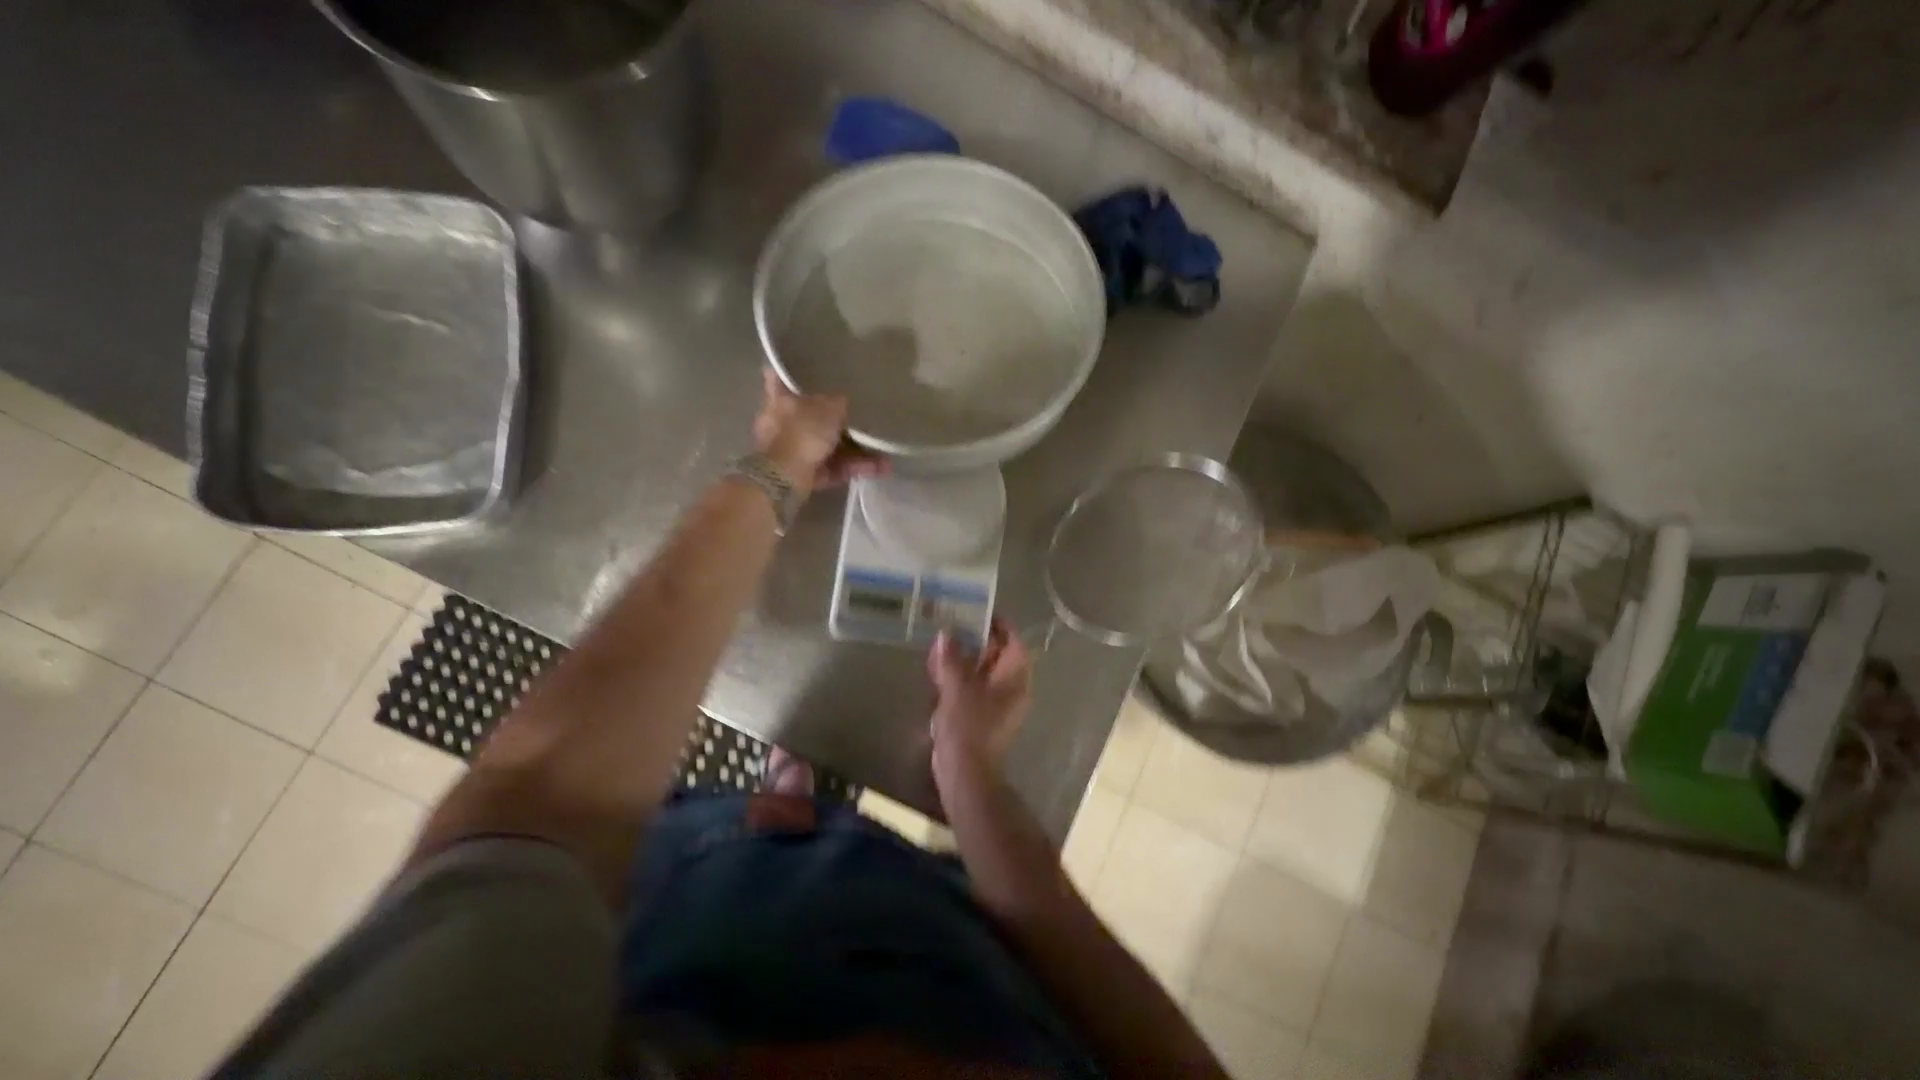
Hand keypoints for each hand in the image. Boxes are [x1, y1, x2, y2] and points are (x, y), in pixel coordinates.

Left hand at [754, 369, 886, 494]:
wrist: (786, 478)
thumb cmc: (803, 432)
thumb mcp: (828, 408)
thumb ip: (838, 401)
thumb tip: (842, 400)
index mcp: (779, 400)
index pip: (777, 377)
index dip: (788, 371)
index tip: (802, 366)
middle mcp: (781, 424)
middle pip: (810, 416)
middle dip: (837, 420)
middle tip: (861, 415)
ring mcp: (792, 451)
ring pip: (826, 446)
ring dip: (855, 450)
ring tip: (884, 453)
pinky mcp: (804, 476)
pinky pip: (831, 467)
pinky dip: (852, 467)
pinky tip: (879, 468)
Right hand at [927, 619, 1031, 789]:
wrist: (964, 772)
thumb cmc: (968, 726)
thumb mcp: (957, 687)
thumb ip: (952, 658)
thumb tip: (947, 633)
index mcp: (1015, 680)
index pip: (1014, 643)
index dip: (998, 625)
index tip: (978, 612)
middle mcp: (1010, 690)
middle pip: (997, 657)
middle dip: (976, 641)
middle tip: (952, 625)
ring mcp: (995, 705)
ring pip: (982, 673)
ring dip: (963, 659)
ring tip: (940, 645)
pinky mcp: (979, 718)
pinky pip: (971, 690)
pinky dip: (957, 679)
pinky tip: (936, 672)